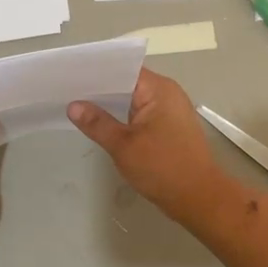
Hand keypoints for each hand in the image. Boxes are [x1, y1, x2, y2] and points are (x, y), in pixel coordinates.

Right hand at [69, 69, 223, 222]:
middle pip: (128, 82)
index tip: (70, 74)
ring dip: (111, 103)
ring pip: (134, 98)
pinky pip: (141, 113)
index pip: (123, 68)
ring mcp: (171, 110)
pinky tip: (102, 123)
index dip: (96, 70)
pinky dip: (123, 116)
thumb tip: (73, 105)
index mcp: (159, 89)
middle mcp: (167, 93)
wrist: (199, 198)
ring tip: (79, 104)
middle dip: (100, 88)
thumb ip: (97, 123)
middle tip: (68, 90)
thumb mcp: (123, 145)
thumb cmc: (162, 168)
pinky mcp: (170, 126)